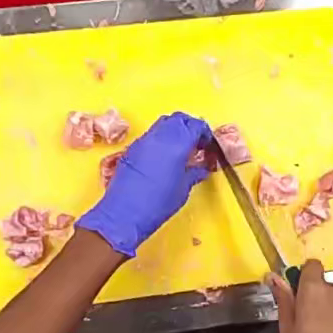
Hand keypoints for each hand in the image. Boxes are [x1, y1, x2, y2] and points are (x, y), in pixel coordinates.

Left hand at [77, 112, 211, 256]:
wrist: (124, 214)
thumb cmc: (157, 204)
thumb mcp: (183, 189)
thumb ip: (194, 172)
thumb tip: (201, 168)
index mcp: (176, 143)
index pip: (195, 125)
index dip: (205, 133)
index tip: (208, 146)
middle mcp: (159, 136)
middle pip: (178, 119)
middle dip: (190, 127)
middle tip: (197, 144)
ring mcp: (143, 141)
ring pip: (163, 124)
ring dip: (174, 131)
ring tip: (181, 150)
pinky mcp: (131, 149)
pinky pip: (150, 135)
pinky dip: (161, 139)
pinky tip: (164, 156)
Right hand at [269, 260, 332, 332]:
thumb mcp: (290, 332)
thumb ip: (283, 302)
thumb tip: (274, 278)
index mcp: (315, 289)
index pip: (310, 265)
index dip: (300, 276)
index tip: (292, 294)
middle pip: (322, 286)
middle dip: (312, 299)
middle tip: (302, 324)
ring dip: (327, 313)